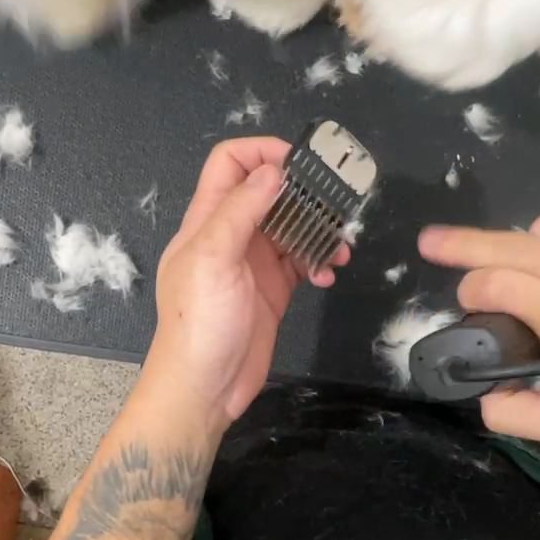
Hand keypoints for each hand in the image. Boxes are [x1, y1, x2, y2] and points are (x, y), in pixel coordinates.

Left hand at [140, 138, 347, 426]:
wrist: (205, 387)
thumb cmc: (199, 323)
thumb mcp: (213, 259)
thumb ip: (239, 210)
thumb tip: (272, 170)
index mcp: (207, 220)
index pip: (231, 164)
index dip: (262, 152)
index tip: (299, 164)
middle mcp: (231, 235)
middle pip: (269, 192)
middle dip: (303, 193)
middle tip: (336, 203)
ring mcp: (253, 263)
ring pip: (291, 227)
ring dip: (318, 231)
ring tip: (340, 248)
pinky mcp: (273, 290)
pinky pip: (302, 262)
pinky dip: (318, 263)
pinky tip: (328, 276)